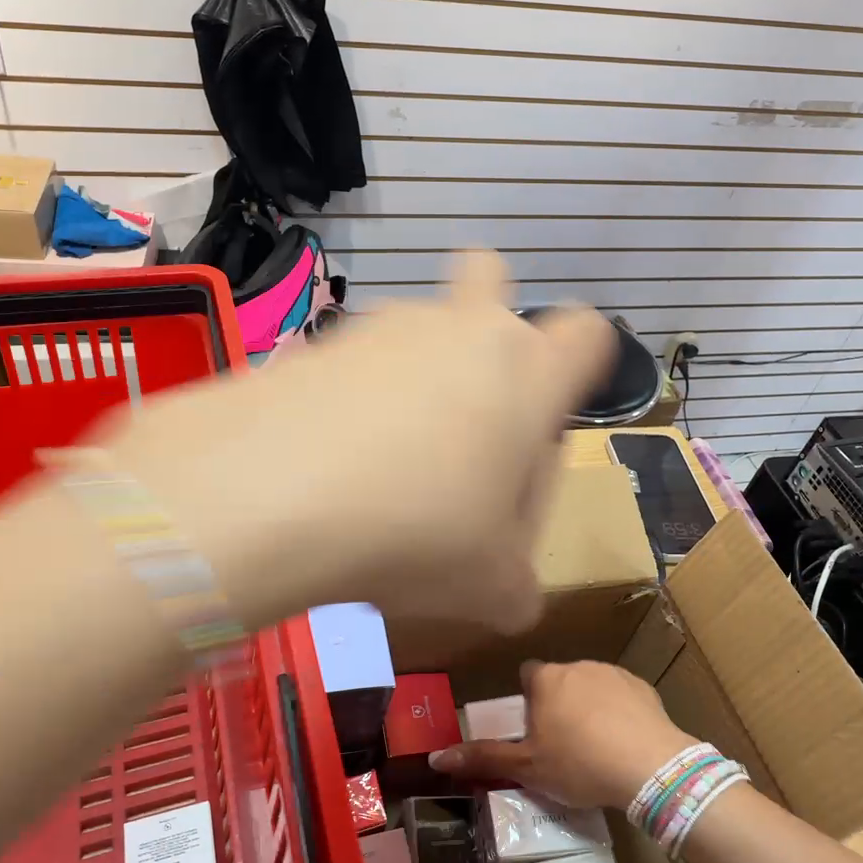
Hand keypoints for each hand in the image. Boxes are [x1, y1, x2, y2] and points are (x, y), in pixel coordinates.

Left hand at [103, 251, 614, 633]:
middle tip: (467, 400)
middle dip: (486, 317)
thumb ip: (517, 577)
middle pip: (491, 276)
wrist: (276, 490)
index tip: (546, 414)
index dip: (578, 364)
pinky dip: (349, 394)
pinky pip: (351, 357)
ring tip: (378, 459)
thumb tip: (507, 571)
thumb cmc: (419, 531)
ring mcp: (384, 324)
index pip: (586, 333)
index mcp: (529, 374)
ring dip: (410, 371)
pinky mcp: (317, 339)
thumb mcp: (492, 586)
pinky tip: (326, 458)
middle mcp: (462, 329)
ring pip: (416, 325)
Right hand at [429, 660, 698, 809]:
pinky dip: (620, 712)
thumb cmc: (579, 764)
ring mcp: (612, 673)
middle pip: (560, 680)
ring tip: (598, 747)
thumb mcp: (527, 768)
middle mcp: (576, 666)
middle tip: (565, 745)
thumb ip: (483, 758)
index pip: (527, 675)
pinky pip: (622, 695)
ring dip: (590, 706)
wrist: (648, 766)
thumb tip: (435, 757)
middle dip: (560, 704)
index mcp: (545, 680)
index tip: (536, 727)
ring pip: (592, 685)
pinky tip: (625, 742)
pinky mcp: (642, 686)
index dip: (529, 700)